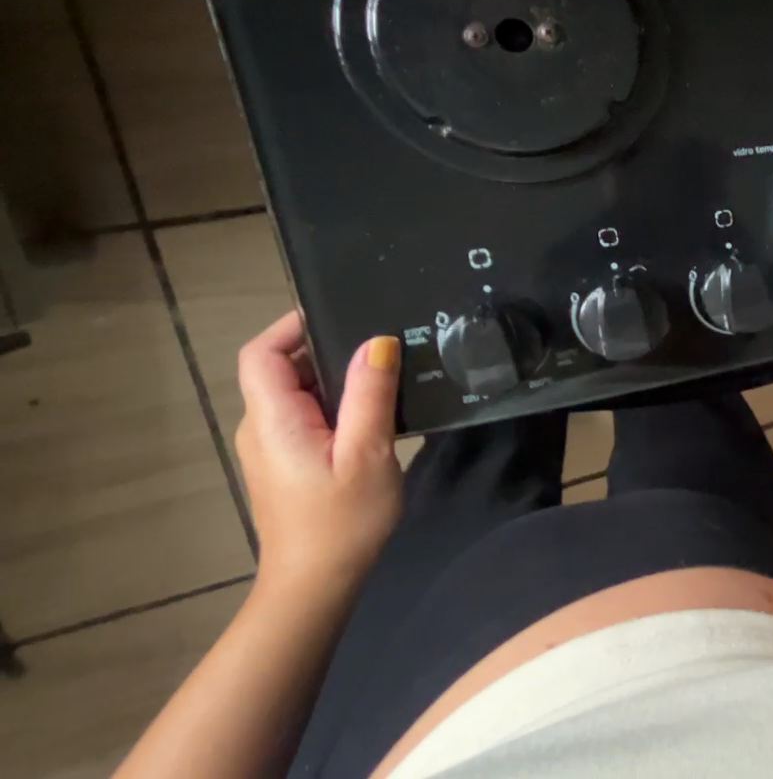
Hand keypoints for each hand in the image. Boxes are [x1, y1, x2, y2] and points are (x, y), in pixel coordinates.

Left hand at [234, 312, 403, 598]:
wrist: (318, 581)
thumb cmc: (342, 517)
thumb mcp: (367, 452)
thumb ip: (370, 395)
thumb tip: (376, 341)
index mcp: (274, 420)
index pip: (261, 355)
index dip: (292, 324)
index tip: (341, 309)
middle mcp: (264, 427)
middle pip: (282, 368)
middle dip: (329, 345)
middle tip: (387, 336)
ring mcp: (276, 445)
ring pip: (302, 391)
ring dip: (341, 373)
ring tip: (393, 366)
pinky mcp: (293, 459)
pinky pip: (312, 412)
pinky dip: (343, 399)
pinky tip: (382, 405)